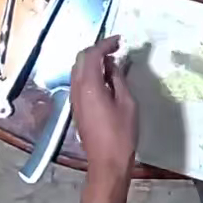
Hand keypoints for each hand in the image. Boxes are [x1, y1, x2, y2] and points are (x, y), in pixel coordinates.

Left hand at [71, 35, 137, 180]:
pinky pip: (80, 81)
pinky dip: (91, 73)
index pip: (92, 55)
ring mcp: (75, 98)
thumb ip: (118, 79)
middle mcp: (77, 89)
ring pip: (78, 70)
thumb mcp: (127, 103)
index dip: (105, 44)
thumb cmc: (121, 134)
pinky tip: (106, 79)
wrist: (106, 162)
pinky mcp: (77, 107)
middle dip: (97, 50)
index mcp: (90, 86)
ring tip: (113, 62)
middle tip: (116, 50)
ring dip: (93, 61)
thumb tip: (112, 65)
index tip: (119, 40)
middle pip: (81, 59)